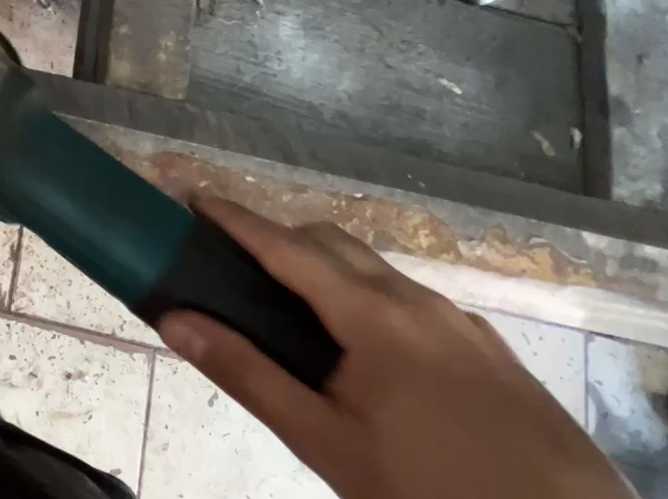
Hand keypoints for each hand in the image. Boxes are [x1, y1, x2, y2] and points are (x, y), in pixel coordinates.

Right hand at [159, 195, 632, 498]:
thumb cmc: (431, 489)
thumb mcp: (326, 443)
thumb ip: (247, 375)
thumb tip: (174, 322)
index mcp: (372, 315)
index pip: (285, 246)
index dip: (235, 218)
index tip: (192, 197)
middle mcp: (418, 302)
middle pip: (331, 242)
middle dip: (276, 236)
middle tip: (231, 258)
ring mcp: (463, 325)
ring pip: (376, 270)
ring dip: (324, 266)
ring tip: (293, 305)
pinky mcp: (493, 351)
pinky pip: (414, 300)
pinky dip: (369, 296)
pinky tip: (368, 349)